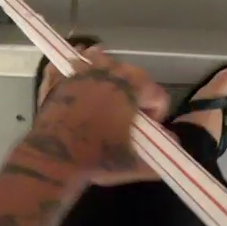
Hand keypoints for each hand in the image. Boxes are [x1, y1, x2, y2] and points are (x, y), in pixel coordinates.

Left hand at [15, 51, 168, 185]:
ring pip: (102, 61)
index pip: (157, 94)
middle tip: (125, 118)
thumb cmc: (98, 158)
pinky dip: (77, 65)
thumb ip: (161, 154)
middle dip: (134, 93)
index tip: (146, 130)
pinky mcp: (58, 76)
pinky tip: (76, 76)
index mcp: (133, 87)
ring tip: (103, 99)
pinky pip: (72, 61)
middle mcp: (109, 71)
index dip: (156, 113)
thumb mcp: (136, 164)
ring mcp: (81, 70)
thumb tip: (173, 144)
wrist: (53, 158)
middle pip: (132, 75)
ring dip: (107, 75)